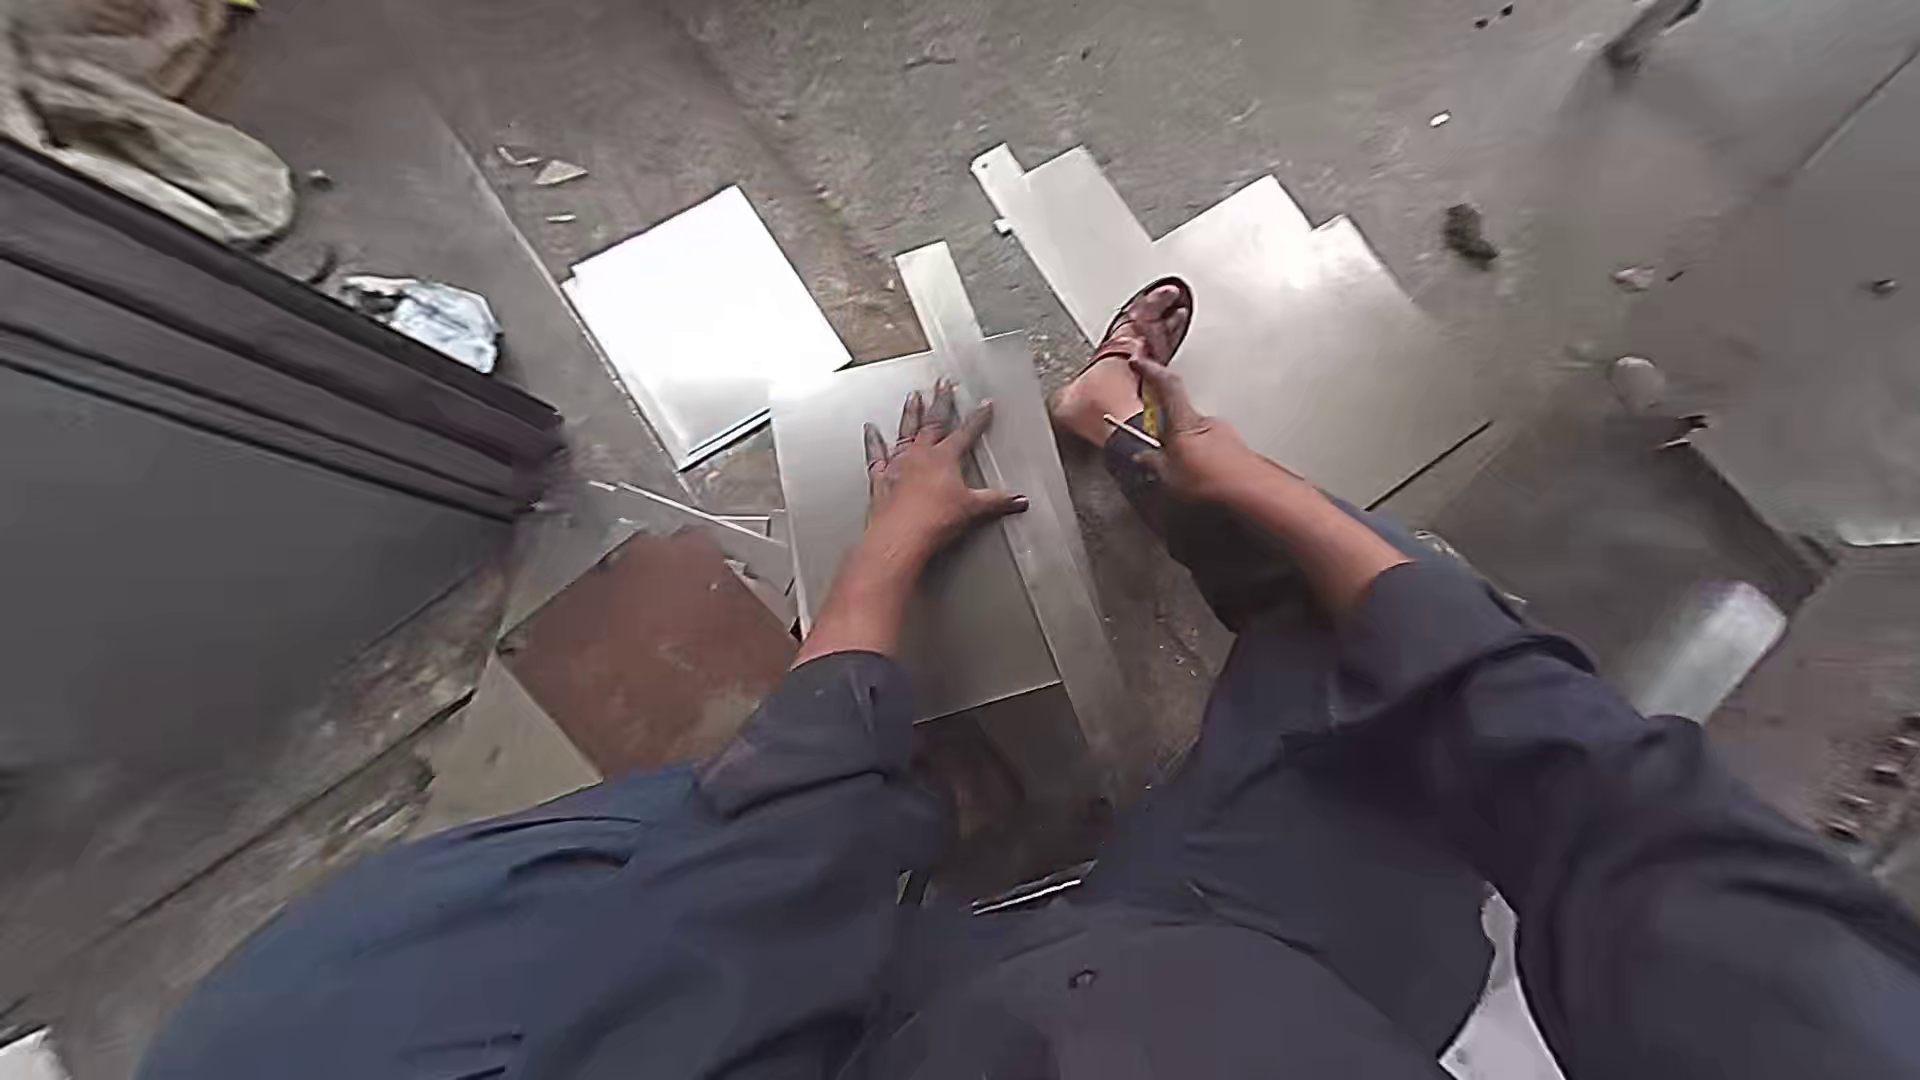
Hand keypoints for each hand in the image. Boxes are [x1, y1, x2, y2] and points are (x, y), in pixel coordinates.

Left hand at [862, 377, 1027, 563]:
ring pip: (905, 431)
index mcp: (944, 458)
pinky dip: (872, 441)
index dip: (978, 419)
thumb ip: (996, 502)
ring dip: (910, 413)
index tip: (985, 405)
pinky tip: (870, 430)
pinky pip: (875, 455)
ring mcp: (897, 464)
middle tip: (943, 384)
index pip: (966, 433)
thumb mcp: (973, 510)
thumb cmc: (934, 521)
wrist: (900, 537)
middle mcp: (919, 455)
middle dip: (941, 401)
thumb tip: (1018, 501)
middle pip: (933, 422)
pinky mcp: (879, 479)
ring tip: (913, 397)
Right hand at [1129, 357, 1265, 502]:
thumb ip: (1153, 462)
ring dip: (1186, 448)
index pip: (1167, 385)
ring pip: (1196, 434)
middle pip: (1179, 415)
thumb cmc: (1213, 481)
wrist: (1252, 492)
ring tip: (1182, 474)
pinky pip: (1211, 447)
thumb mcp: (1168, 476)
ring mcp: (1223, 433)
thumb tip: (1144, 458)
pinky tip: (1201, 478)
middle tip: (1158, 451)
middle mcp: (1206, 422)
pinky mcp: (1235, 447)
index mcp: (1184, 422)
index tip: (1140, 363)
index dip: (1151, 371)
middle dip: (1167, 431)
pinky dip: (1202, 458)